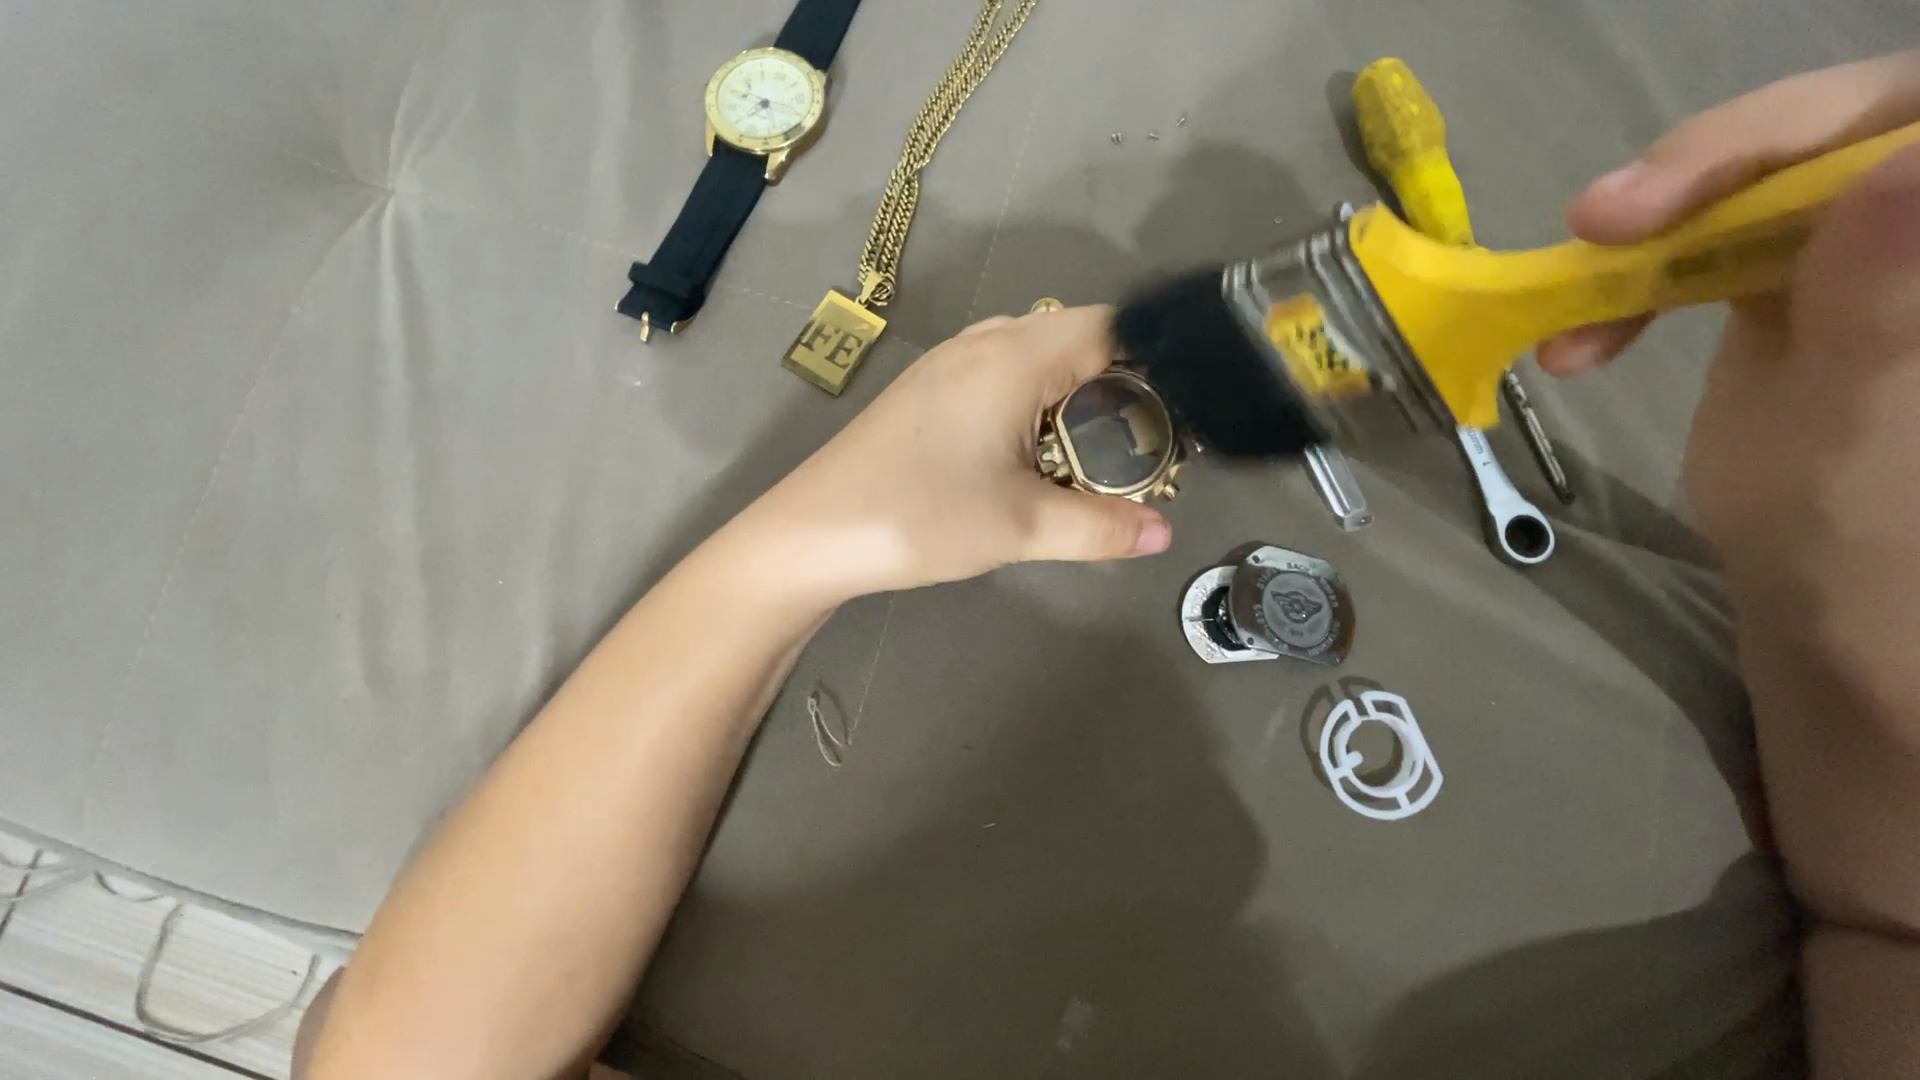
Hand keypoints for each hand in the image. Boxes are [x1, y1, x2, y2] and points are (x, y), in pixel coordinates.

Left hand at [740, 305, 1171, 603]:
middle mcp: (982, 342)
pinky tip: (1027, 451)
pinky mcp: (924, 390)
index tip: (1175, 411)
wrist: (814, 532)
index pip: (1108, 326)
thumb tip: (1164, 535)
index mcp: (1014, 356)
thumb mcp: (1021, 526)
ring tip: (1088, 449)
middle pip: (1072, 335)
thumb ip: (1100, 528)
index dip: (1152, 360)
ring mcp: (946, 363)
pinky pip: (997, 373)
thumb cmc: (921, 516)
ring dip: (1067, 392)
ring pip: (1031, 354)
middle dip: (1115, 380)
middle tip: (1139, 439)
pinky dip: (1028, 400)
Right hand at [1538, 52, 1919, 621]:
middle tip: (1597, 224)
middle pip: (1835, 129)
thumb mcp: (1862, 428)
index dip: (1806, 130)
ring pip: (1759, 177)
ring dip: (1647, 238)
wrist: (1831, 598)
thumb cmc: (1861, 539)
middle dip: (1710, 169)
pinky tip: (1582, 341)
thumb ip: (1887, 302)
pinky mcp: (1800, 273)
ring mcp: (1869, 244)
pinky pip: (1711, 237)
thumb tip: (1902, 161)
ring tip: (1567, 312)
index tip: (1675, 196)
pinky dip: (1631, 281)